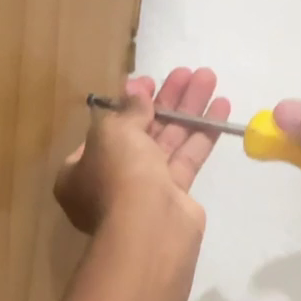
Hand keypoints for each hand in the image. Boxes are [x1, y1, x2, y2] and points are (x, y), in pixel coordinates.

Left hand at [55, 66, 228, 235]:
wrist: (149, 226)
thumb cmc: (118, 174)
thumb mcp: (112, 132)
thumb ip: (127, 109)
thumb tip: (136, 93)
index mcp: (79, 170)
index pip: (104, 132)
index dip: (126, 105)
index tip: (149, 83)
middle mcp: (108, 181)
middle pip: (139, 133)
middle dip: (164, 101)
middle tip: (186, 74)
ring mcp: (142, 191)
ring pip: (166, 143)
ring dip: (187, 110)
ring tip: (208, 78)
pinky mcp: (173, 197)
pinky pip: (186, 159)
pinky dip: (202, 133)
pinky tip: (220, 107)